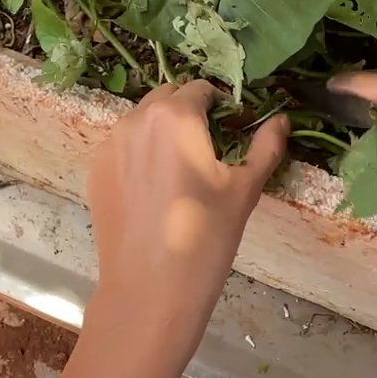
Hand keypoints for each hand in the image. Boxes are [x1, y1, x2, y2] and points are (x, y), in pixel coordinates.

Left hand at [84, 81, 288, 375]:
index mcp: (176, 116)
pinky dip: (140, 152)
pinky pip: (122, 147)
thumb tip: (280, 119)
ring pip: (141, 120)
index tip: (230, 126)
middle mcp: (137, 119)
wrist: (149, 288)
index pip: (200, 89)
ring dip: (162, 128)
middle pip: (166, 97)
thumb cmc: (206, 237)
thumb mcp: (245, 190)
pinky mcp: (95, 171)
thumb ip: (266, 146)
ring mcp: (110, 145)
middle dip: (188, 110)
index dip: (219, 103)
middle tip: (208, 145)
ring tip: (181, 167)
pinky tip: (155, 188)